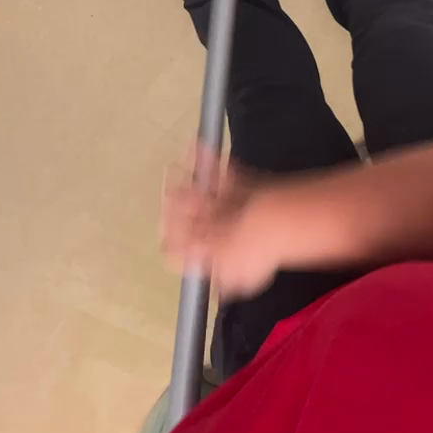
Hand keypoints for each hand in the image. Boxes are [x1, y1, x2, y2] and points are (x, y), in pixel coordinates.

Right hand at [161, 151, 282, 298]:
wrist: (268, 222)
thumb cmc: (254, 255)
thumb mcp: (239, 279)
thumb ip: (224, 282)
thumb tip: (220, 290)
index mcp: (199, 249)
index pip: (175, 250)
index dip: (172, 251)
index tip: (170, 251)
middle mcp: (199, 221)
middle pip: (175, 217)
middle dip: (168, 215)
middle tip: (164, 213)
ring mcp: (213, 198)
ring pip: (187, 190)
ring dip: (176, 182)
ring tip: (168, 172)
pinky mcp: (228, 181)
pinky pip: (212, 165)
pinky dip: (201, 154)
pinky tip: (194, 142)